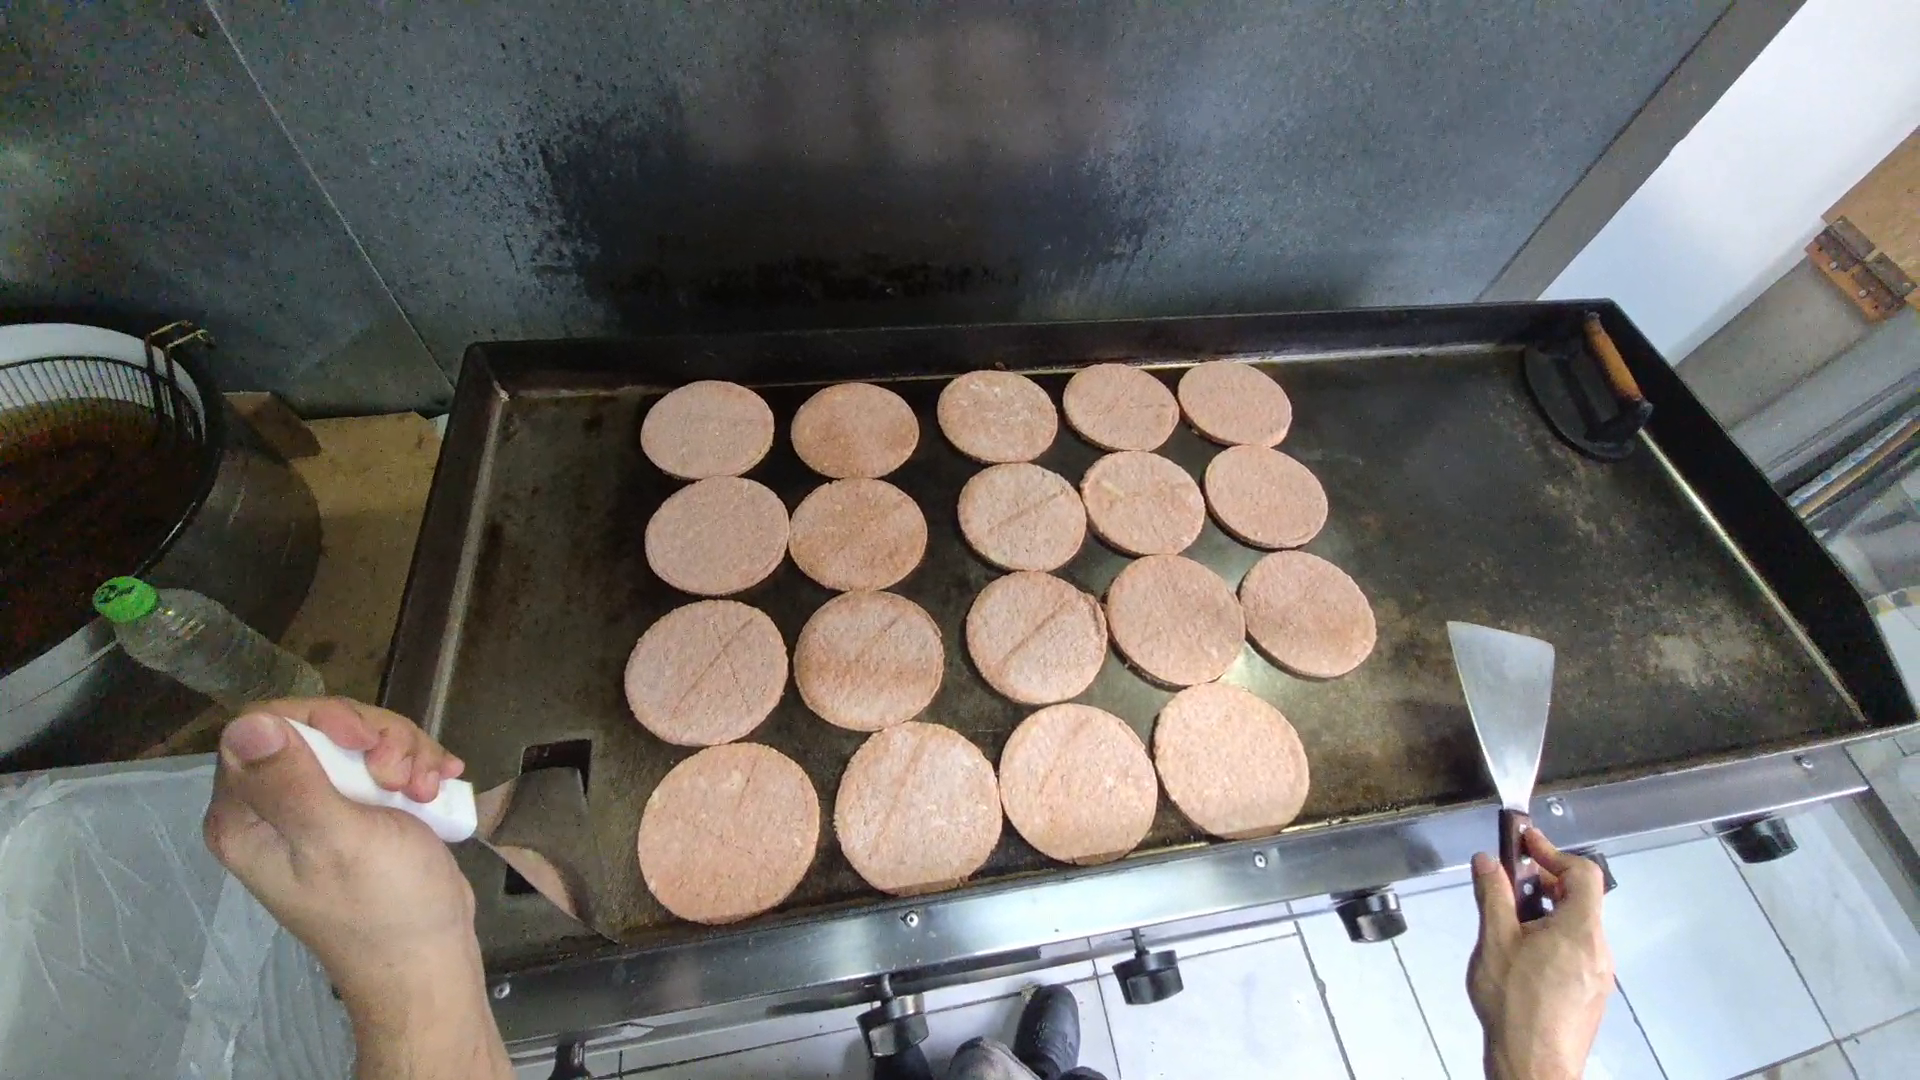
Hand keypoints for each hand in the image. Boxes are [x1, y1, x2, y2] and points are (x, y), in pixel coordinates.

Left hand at [202, 698, 510, 1079]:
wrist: (429, 951)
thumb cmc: (380, 902)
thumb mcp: (338, 840)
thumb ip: (292, 783)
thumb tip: (248, 722)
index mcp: (249, 815)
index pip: (267, 726)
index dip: (323, 720)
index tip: (367, 743)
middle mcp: (280, 805)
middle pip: (326, 726)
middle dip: (380, 739)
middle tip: (404, 778)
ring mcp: (328, 807)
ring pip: (368, 739)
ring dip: (410, 754)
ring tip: (428, 791)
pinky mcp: (369, 810)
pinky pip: (395, 760)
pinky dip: (424, 765)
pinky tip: (443, 785)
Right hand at [1468, 828, 1613, 1079]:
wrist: (1534, 1063)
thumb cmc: (1513, 998)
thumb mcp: (1494, 939)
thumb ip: (1493, 895)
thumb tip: (1488, 860)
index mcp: (1580, 932)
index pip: (1583, 875)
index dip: (1553, 851)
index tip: (1523, 841)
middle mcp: (1598, 950)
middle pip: (1582, 898)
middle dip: (1543, 877)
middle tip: (1506, 876)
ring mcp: (1597, 974)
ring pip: (1577, 923)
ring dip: (1544, 905)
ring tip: (1506, 912)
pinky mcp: (1588, 991)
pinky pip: (1575, 946)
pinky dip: (1549, 930)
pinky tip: (1518, 944)